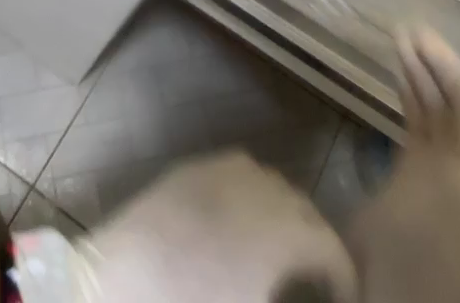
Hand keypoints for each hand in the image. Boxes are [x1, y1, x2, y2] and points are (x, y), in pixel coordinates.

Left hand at [14, 151, 355, 302]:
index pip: (332, 249)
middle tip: (312, 275)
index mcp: (283, 233)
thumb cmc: (188, 302)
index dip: (343, 277)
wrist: (116, 286)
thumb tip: (296, 281)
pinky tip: (244, 215)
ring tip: (280, 245)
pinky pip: (237, 169)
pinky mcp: (190, 168)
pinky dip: (250, 189)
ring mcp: (222, 173)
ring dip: (284, 211)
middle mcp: (260, 191)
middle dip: (316, 242)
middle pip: (306, 209)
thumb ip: (284, 287)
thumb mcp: (250, 302)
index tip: (342, 296)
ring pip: (273, 183)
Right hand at [348, 22, 459, 302]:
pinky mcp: (416, 172)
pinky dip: (410, 93)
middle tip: (417, 28)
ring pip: (443, 110)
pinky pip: (419, 122)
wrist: (389, 294)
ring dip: (425, 72)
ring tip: (401, 34)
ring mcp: (447, 172)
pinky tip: (398, 69)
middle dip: (448, 66)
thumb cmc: (431, 253)